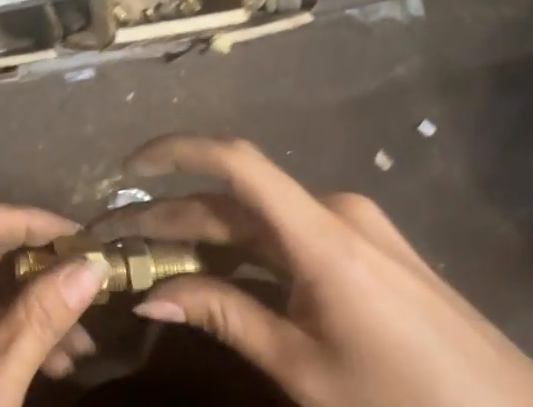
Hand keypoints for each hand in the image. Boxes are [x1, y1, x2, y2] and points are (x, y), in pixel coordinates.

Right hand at [109, 135, 532, 406]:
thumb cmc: (408, 402)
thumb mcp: (306, 370)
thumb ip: (225, 319)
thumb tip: (149, 295)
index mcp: (322, 234)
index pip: (235, 162)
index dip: (174, 151)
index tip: (127, 170)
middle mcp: (337, 211)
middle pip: (239, 198)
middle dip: (176, 215)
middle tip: (124, 241)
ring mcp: (359, 227)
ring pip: (264, 218)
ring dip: (212, 234)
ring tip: (162, 258)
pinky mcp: (372, 248)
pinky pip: (294, 234)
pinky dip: (250, 249)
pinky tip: (224, 273)